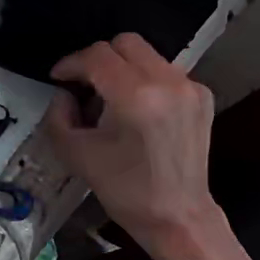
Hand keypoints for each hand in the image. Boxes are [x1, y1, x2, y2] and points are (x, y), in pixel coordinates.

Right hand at [46, 34, 224, 249]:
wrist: (176, 215)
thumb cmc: (123, 190)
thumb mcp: (75, 154)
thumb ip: (59, 116)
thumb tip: (64, 95)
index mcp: (134, 96)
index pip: (97, 56)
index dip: (71, 64)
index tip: (58, 79)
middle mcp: (167, 82)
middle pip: (125, 43)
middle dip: (98, 59)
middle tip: (83, 85)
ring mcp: (189, 87)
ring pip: (146, 55)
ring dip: (121, 69)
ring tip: (109, 100)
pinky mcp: (201, 96)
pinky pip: (165, 73)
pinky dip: (144, 82)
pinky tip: (136, 111)